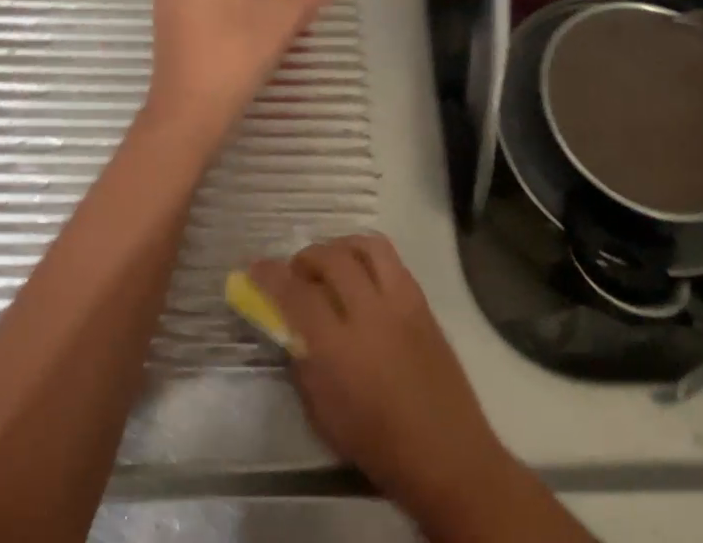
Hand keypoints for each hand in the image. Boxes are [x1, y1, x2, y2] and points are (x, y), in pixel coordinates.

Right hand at [249, 235, 505, 502]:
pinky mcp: (426, 307)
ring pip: (370, 247)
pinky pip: (394, 264)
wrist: (448, 456)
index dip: (270, 275)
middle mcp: (372, 315)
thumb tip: (292, 330)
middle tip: (295, 272)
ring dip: (342, 246)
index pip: (296, 293)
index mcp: (339, 348)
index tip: (255, 267)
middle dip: (305, 257)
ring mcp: (404, 306)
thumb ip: (304, 364)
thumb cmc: (378, 445)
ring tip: (331, 264)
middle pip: (333, 258)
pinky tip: (362, 280)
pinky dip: (369, 260)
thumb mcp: (323, 414)